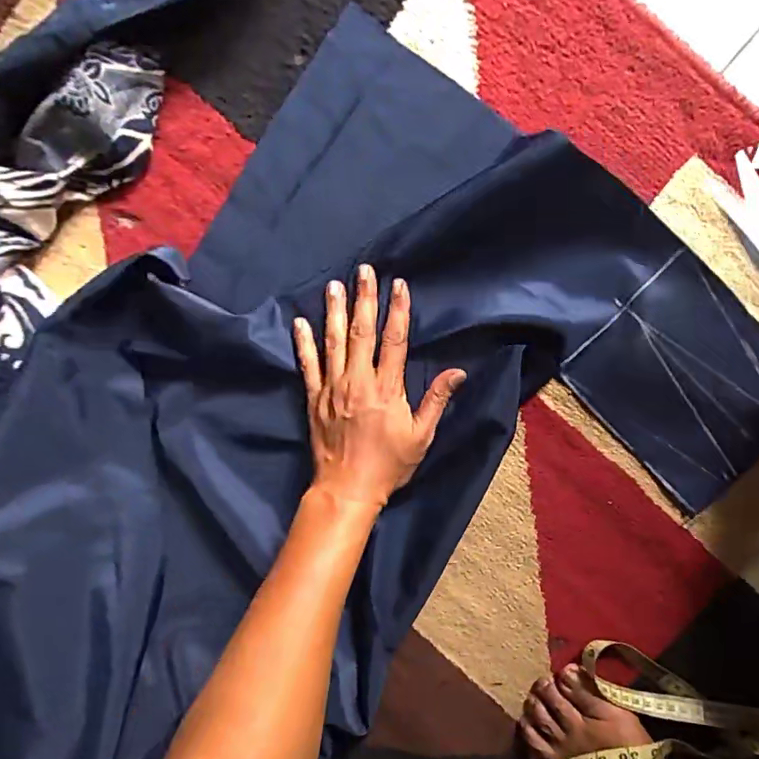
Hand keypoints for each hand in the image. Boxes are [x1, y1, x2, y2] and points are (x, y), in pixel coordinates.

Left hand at [293, 264, 464, 510]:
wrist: (348, 488)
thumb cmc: (389, 465)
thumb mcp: (421, 436)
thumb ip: (436, 400)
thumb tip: (458, 372)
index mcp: (387, 389)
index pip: (394, 341)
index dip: (397, 311)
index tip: (398, 285)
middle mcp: (358, 382)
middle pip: (362, 332)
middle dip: (364, 299)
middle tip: (363, 271)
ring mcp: (332, 389)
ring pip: (334, 342)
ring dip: (334, 312)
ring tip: (334, 285)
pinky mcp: (314, 399)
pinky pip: (307, 365)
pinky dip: (304, 343)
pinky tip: (300, 322)